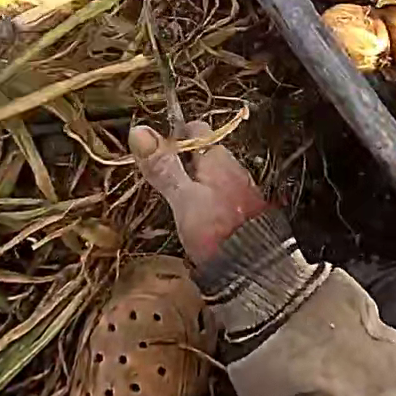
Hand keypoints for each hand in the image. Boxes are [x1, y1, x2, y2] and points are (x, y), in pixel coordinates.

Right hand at [129, 121, 270, 264]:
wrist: (256, 267)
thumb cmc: (215, 229)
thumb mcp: (181, 198)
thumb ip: (162, 167)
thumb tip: (138, 130)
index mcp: (217, 158)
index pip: (197, 129)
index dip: (176, 135)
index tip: (157, 149)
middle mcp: (234, 167)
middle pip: (207, 151)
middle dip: (186, 159)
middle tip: (163, 175)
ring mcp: (244, 188)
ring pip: (216, 173)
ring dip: (199, 180)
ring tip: (178, 196)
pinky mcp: (249, 210)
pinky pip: (225, 193)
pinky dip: (211, 198)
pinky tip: (202, 215)